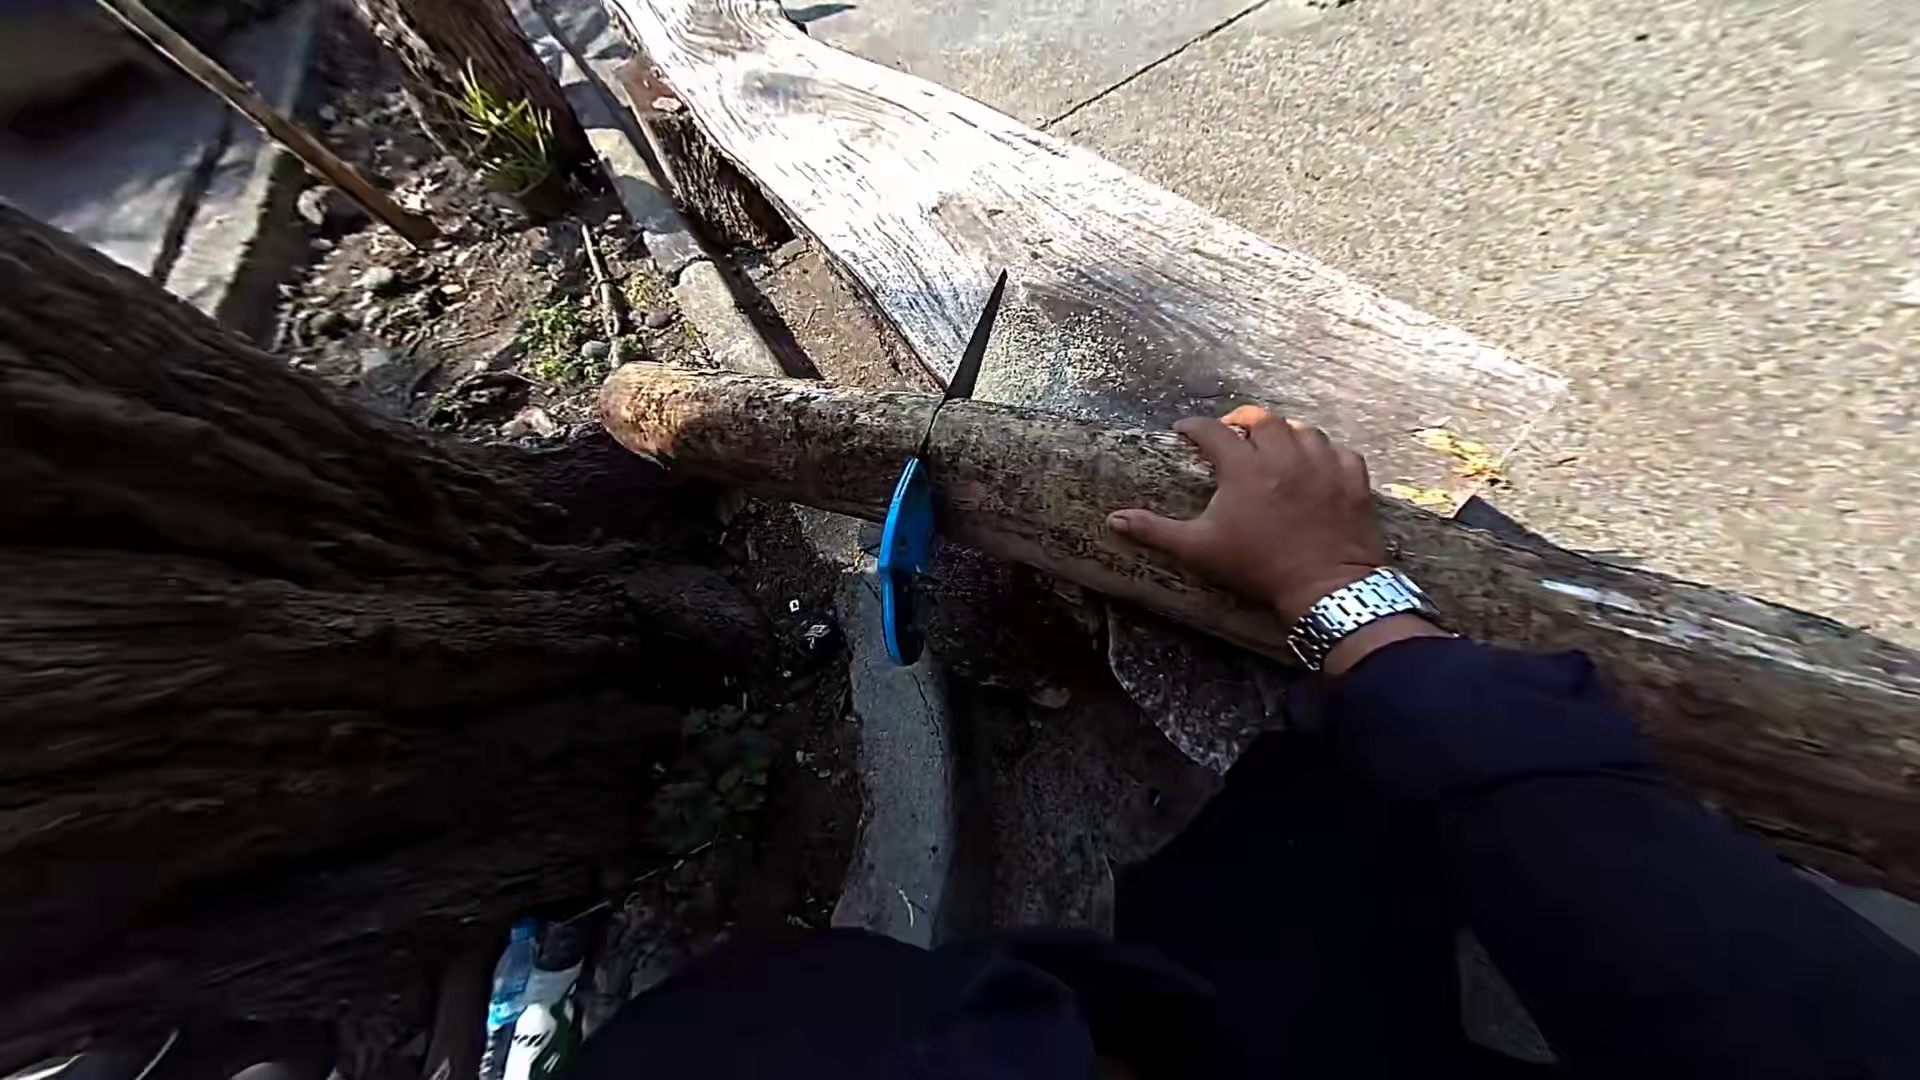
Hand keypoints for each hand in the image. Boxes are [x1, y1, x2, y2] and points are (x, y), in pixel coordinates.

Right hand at [1107, 406, 1385, 622]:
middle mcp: (1284, 456)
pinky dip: (1325, 452)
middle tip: (1229, 430)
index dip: (1194, 426)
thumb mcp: (1197, 548)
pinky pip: (1340, 451)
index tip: (1182, 429)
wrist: (1323, 586)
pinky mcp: (1352, 480)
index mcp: (1244, 468)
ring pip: (1304, 430)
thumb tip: (1114, 519)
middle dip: (1241, 419)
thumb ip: (1154, 530)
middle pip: (1262, 419)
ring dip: (1284, 432)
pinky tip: (1315, 463)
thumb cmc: (1255, 566)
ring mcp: (1323, 465)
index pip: (1213, 431)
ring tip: (1272, 445)